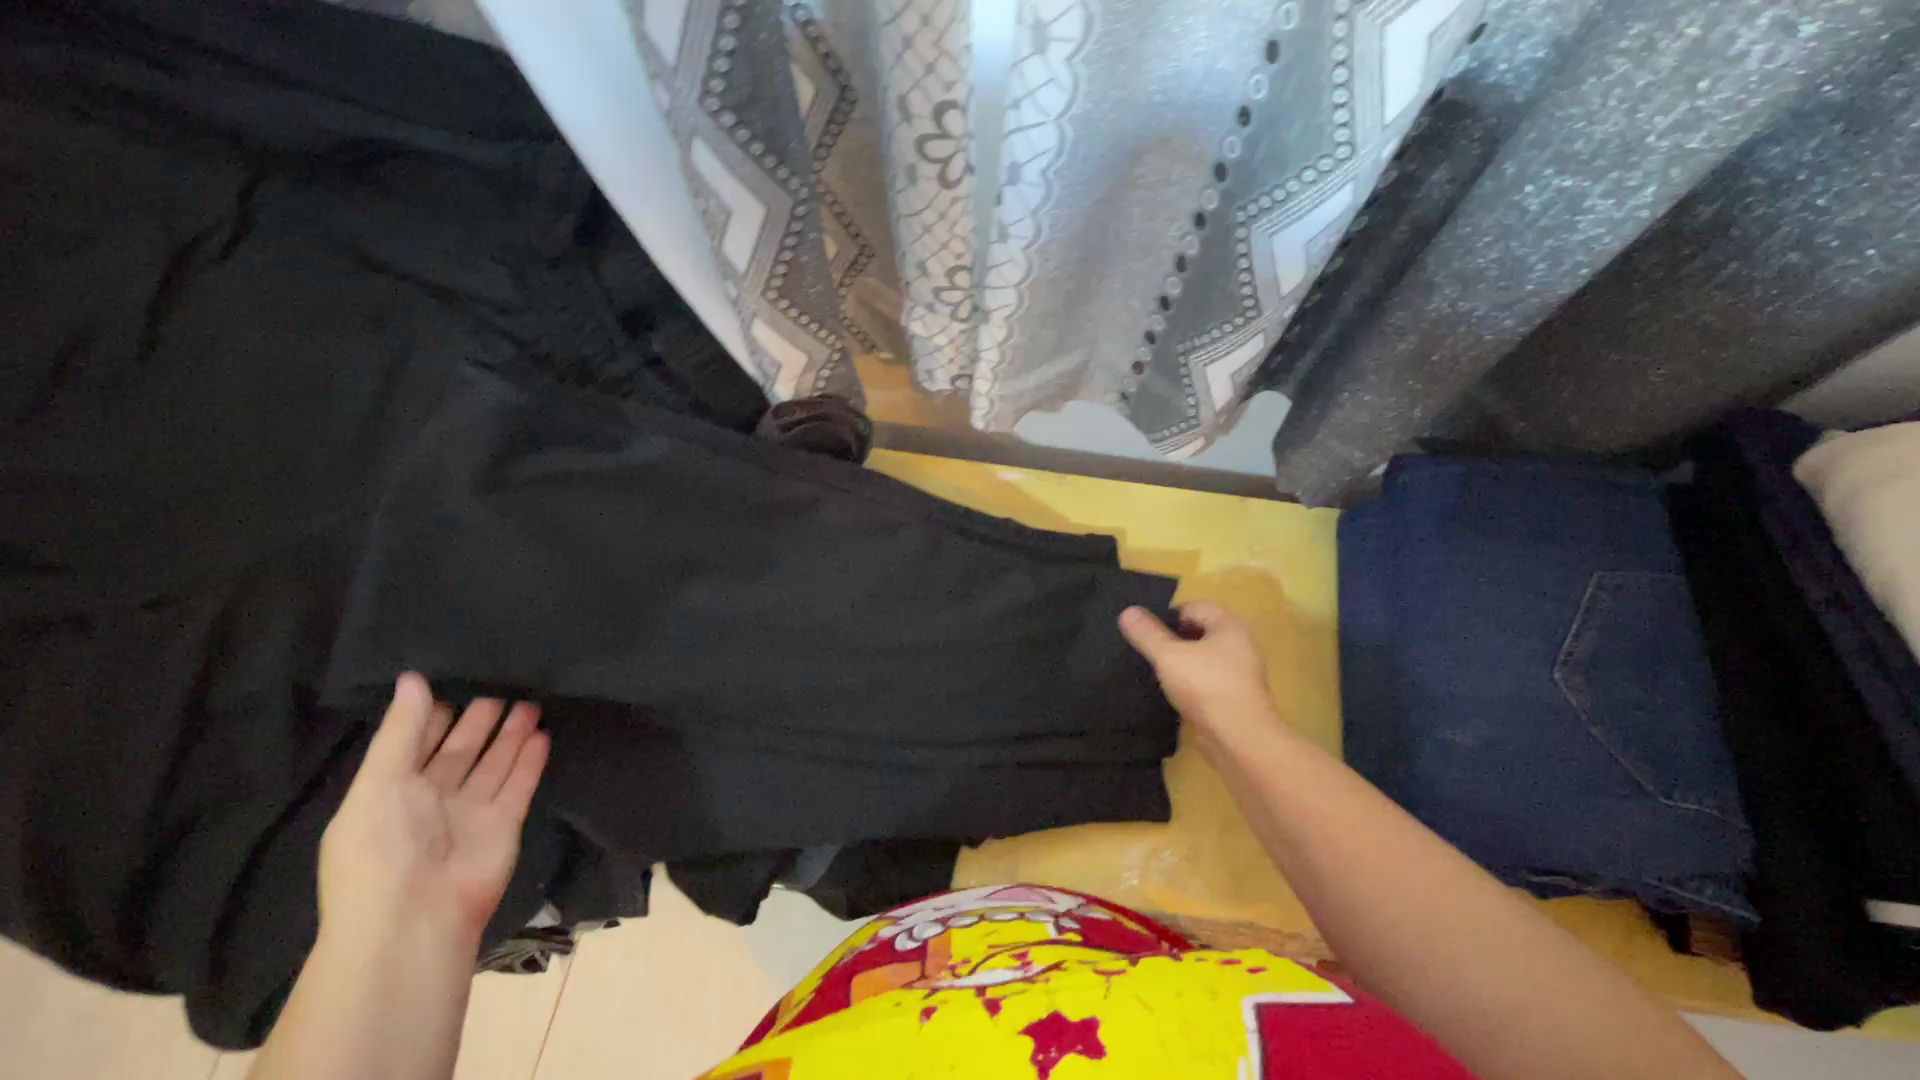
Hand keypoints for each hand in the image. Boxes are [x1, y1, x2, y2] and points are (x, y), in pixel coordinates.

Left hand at [318, 673, 549, 954]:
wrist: (415, 919)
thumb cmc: (381, 848)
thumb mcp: (378, 782)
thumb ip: (401, 730)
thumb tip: (413, 678)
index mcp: (390, 791)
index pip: (417, 742)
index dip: (436, 712)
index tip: (460, 675)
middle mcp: (431, 800)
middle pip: (461, 749)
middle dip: (480, 718)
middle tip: (504, 681)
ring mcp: (470, 813)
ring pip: (494, 763)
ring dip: (510, 733)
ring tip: (531, 698)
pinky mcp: (505, 824)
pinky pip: (519, 785)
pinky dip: (530, 761)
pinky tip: (542, 733)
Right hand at [1119, 602, 1277, 742]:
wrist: (1239, 737)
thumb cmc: (1205, 686)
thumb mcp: (1168, 655)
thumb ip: (1147, 633)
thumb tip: (1127, 611)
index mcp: (1229, 626)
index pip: (1195, 606)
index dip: (1169, 615)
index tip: (1147, 633)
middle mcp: (1240, 644)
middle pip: (1201, 632)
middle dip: (1174, 639)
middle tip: (1150, 652)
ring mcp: (1241, 673)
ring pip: (1204, 658)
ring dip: (1183, 663)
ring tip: (1158, 674)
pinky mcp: (1236, 698)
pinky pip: (1209, 681)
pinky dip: (1192, 684)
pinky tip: (1175, 695)